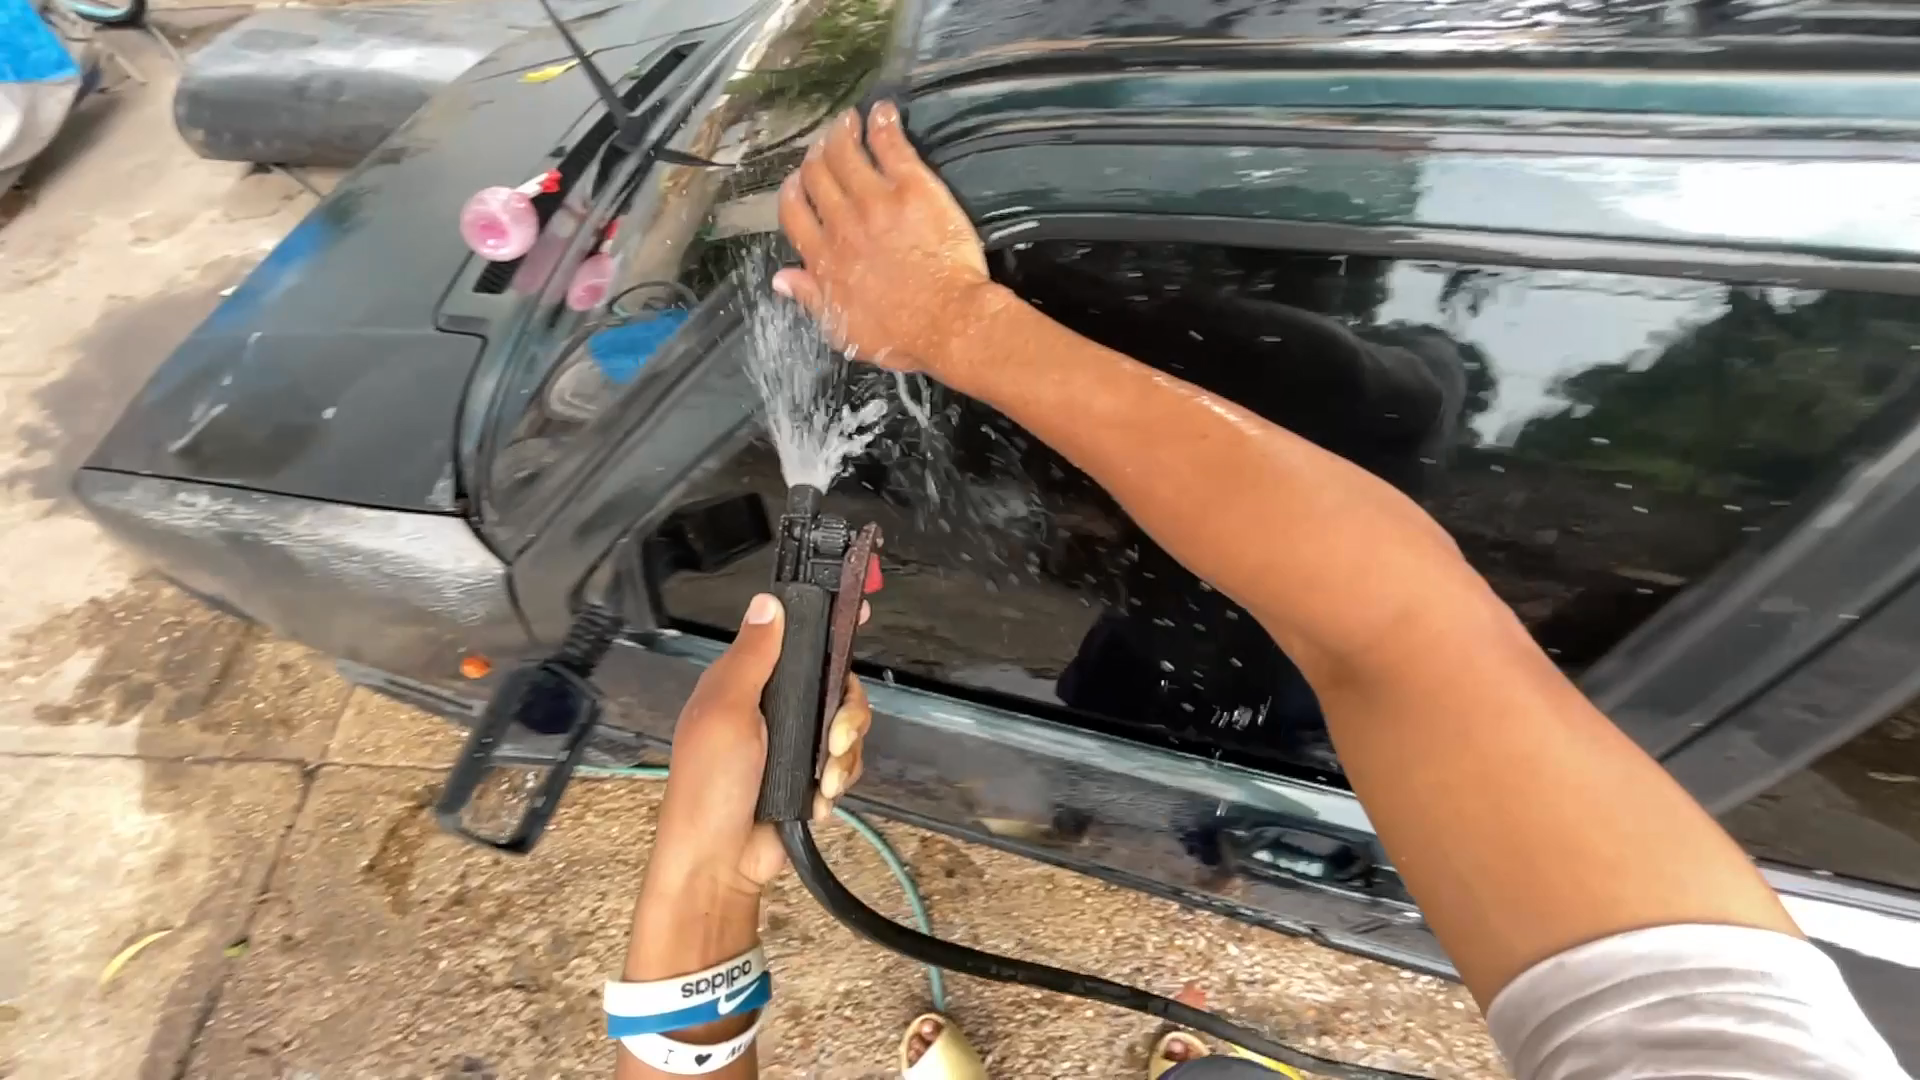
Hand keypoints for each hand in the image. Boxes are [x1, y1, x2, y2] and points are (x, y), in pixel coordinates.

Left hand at [645, 593, 873, 899]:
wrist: (719, 863)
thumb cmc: (709, 785)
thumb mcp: (726, 711)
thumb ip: (753, 657)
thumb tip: (766, 601)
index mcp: (748, 680)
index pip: (796, 639)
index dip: (829, 628)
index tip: (858, 616)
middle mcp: (776, 704)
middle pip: (837, 683)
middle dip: (847, 713)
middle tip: (834, 740)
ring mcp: (795, 740)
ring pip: (849, 723)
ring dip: (844, 754)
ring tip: (824, 781)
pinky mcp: (810, 772)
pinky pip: (847, 760)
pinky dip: (840, 779)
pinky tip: (820, 798)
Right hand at [774, 101, 996, 374]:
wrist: (949, 324)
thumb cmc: (904, 337)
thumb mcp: (845, 332)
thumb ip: (812, 300)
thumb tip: (781, 278)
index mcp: (825, 261)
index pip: (794, 213)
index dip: (793, 192)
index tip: (798, 183)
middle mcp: (843, 225)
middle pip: (817, 176)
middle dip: (817, 158)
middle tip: (825, 149)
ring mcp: (876, 202)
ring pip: (846, 152)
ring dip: (842, 132)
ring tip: (847, 122)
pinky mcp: (912, 188)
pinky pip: (889, 144)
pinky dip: (882, 123)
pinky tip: (882, 113)